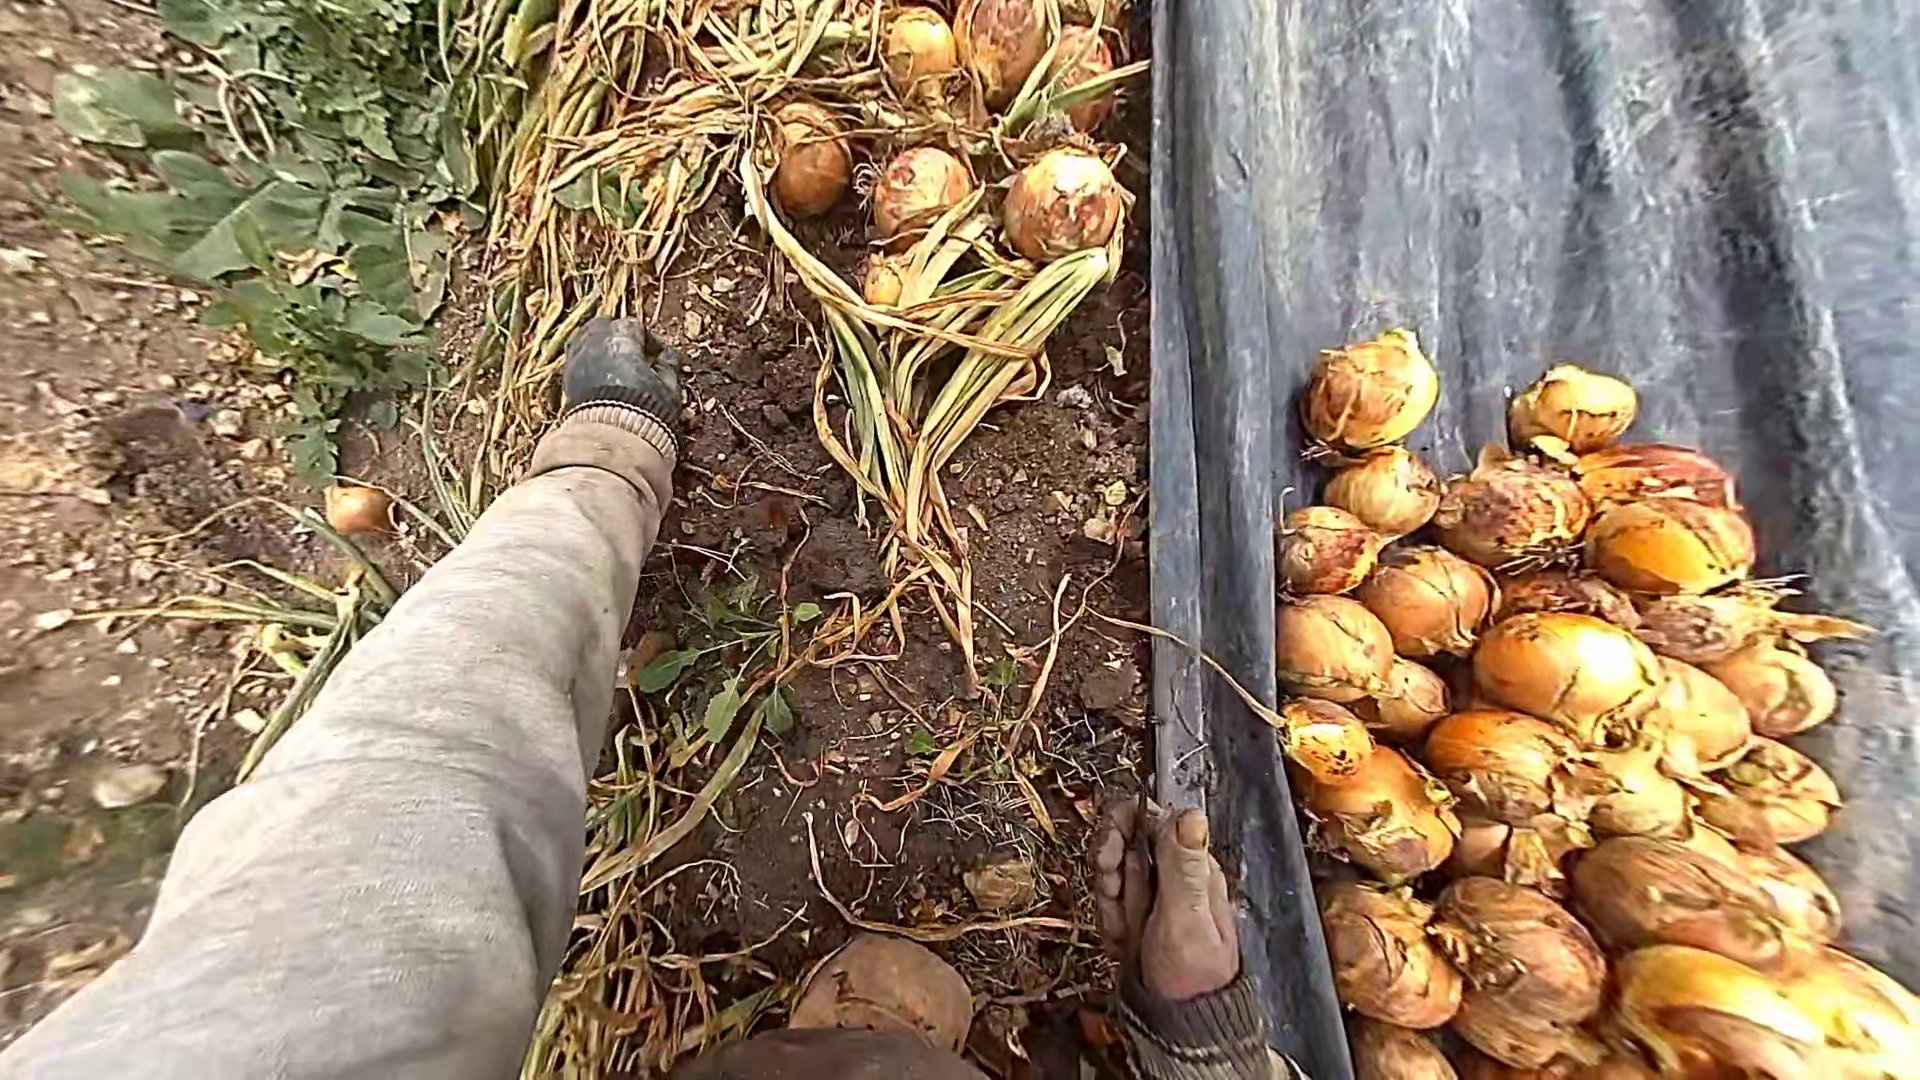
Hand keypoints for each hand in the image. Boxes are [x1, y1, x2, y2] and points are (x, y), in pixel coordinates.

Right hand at [1091, 800, 1239, 1000]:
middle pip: (1125, 837)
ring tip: (1122, 930)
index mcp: (1192, 863)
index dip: (1118, 829)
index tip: (1105, 860)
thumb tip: (1193, 813)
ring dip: (1109, 898)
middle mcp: (1175, 868)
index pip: (1147, 815)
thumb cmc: (1189, 978)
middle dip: (1110, 868)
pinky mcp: (1140, 907)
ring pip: (1115, 865)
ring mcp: (1157, 888)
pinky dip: (1109, 915)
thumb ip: (1184, 867)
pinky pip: (1112, 894)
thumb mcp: (1186, 921)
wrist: (1180, 1031)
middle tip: (1113, 897)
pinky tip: (1121, 938)